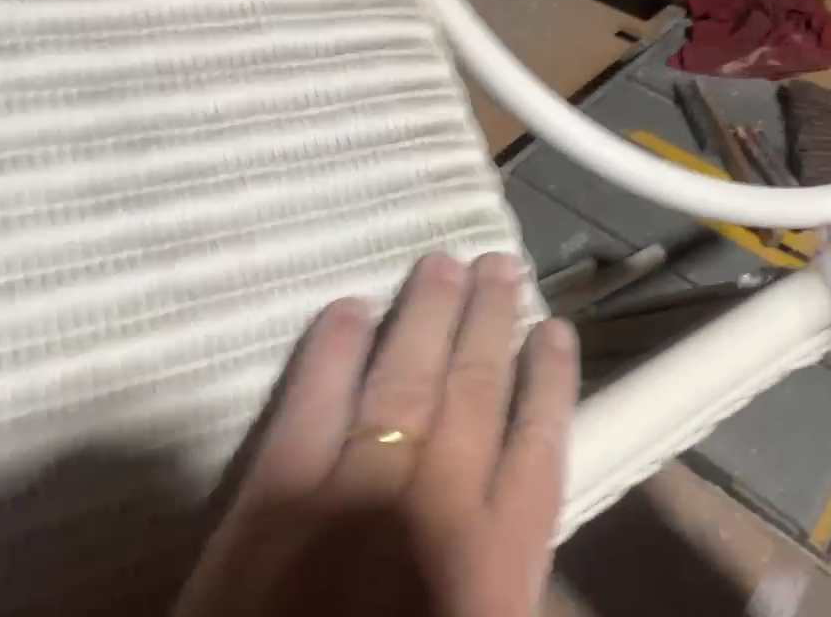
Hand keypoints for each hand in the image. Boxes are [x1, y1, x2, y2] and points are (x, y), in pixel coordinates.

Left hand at [173, 252, 578, 616]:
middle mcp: (435, 506)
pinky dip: (330, 351)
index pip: (538, 444)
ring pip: (407, 378)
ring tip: (446, 264)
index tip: (555, 330)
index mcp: (496, 559)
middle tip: (500, 264)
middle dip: (491, 322)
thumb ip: (503, 566)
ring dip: (429, 314)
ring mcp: (354, 489)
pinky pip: (311, 402)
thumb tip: (514, 488)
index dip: (551, 381)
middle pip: (476, 391)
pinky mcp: (274, 490)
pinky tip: (349, 308)